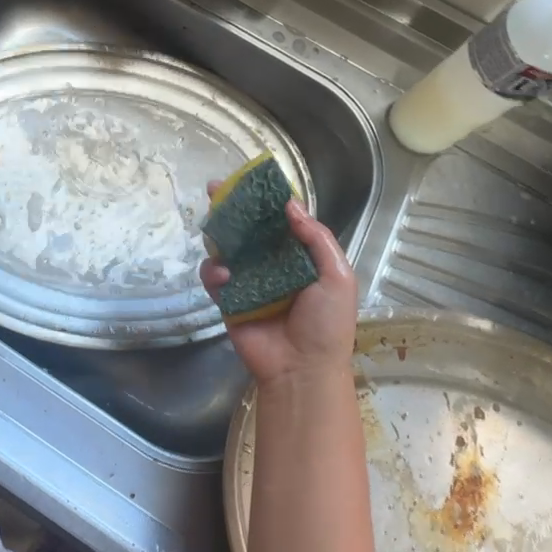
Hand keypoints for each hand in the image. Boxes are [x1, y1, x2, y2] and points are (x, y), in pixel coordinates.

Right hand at [200, 195, 357, 386]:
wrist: (303, 370)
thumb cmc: (327, 324)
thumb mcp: (337, 277)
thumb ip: (317, 239)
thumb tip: (290, 205)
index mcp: (298, 257)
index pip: (279, 221)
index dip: (265, 200)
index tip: (249, 180)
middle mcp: (272, 265)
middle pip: (248, 228)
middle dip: (232, 208)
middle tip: (215, 190)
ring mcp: (248, 281)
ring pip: (227, 248)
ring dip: (220, 237)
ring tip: (217, 234)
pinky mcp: (229, 301)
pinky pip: (214, 278)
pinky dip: (213, 272)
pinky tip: (223, 274)